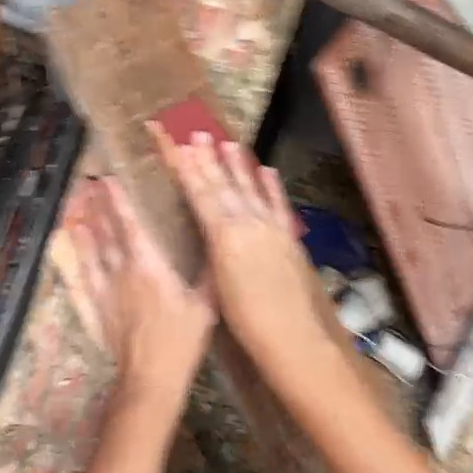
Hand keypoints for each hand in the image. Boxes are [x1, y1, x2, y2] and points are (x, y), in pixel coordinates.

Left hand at [65, 174, 216, 405]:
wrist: (150, 378)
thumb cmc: (181, 341)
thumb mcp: (205, 305)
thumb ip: (210, 273)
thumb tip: (220, 243)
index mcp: (149, 265)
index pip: (130, 225)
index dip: (118, 201)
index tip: (108, 180)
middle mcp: (123, 270)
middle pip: (108, 232)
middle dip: (100, 206)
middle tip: (90, 183)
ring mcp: (107, 289)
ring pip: (93, 250)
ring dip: (87, 225)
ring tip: (79, 204)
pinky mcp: (98, 306)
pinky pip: (85, 275)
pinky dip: (78, 255)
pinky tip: (73, 242)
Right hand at [148, 124, 335, 391]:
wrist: (295, 339)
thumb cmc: (247, 321)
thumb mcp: (218, 283)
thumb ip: (212, 244)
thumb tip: (204, 220)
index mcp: (225, 234)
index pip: (201, 193)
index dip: (188, 168)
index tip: (177, 145)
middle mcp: (249, 222)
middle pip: (224, 184)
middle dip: (208, 158)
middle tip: (196, 133)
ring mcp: (272, 228)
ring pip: (250, 188)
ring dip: (238, 165)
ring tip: (227, 142)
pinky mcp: (290, 238)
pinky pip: (278, 205)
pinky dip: (272, 187)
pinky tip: (266, 170)